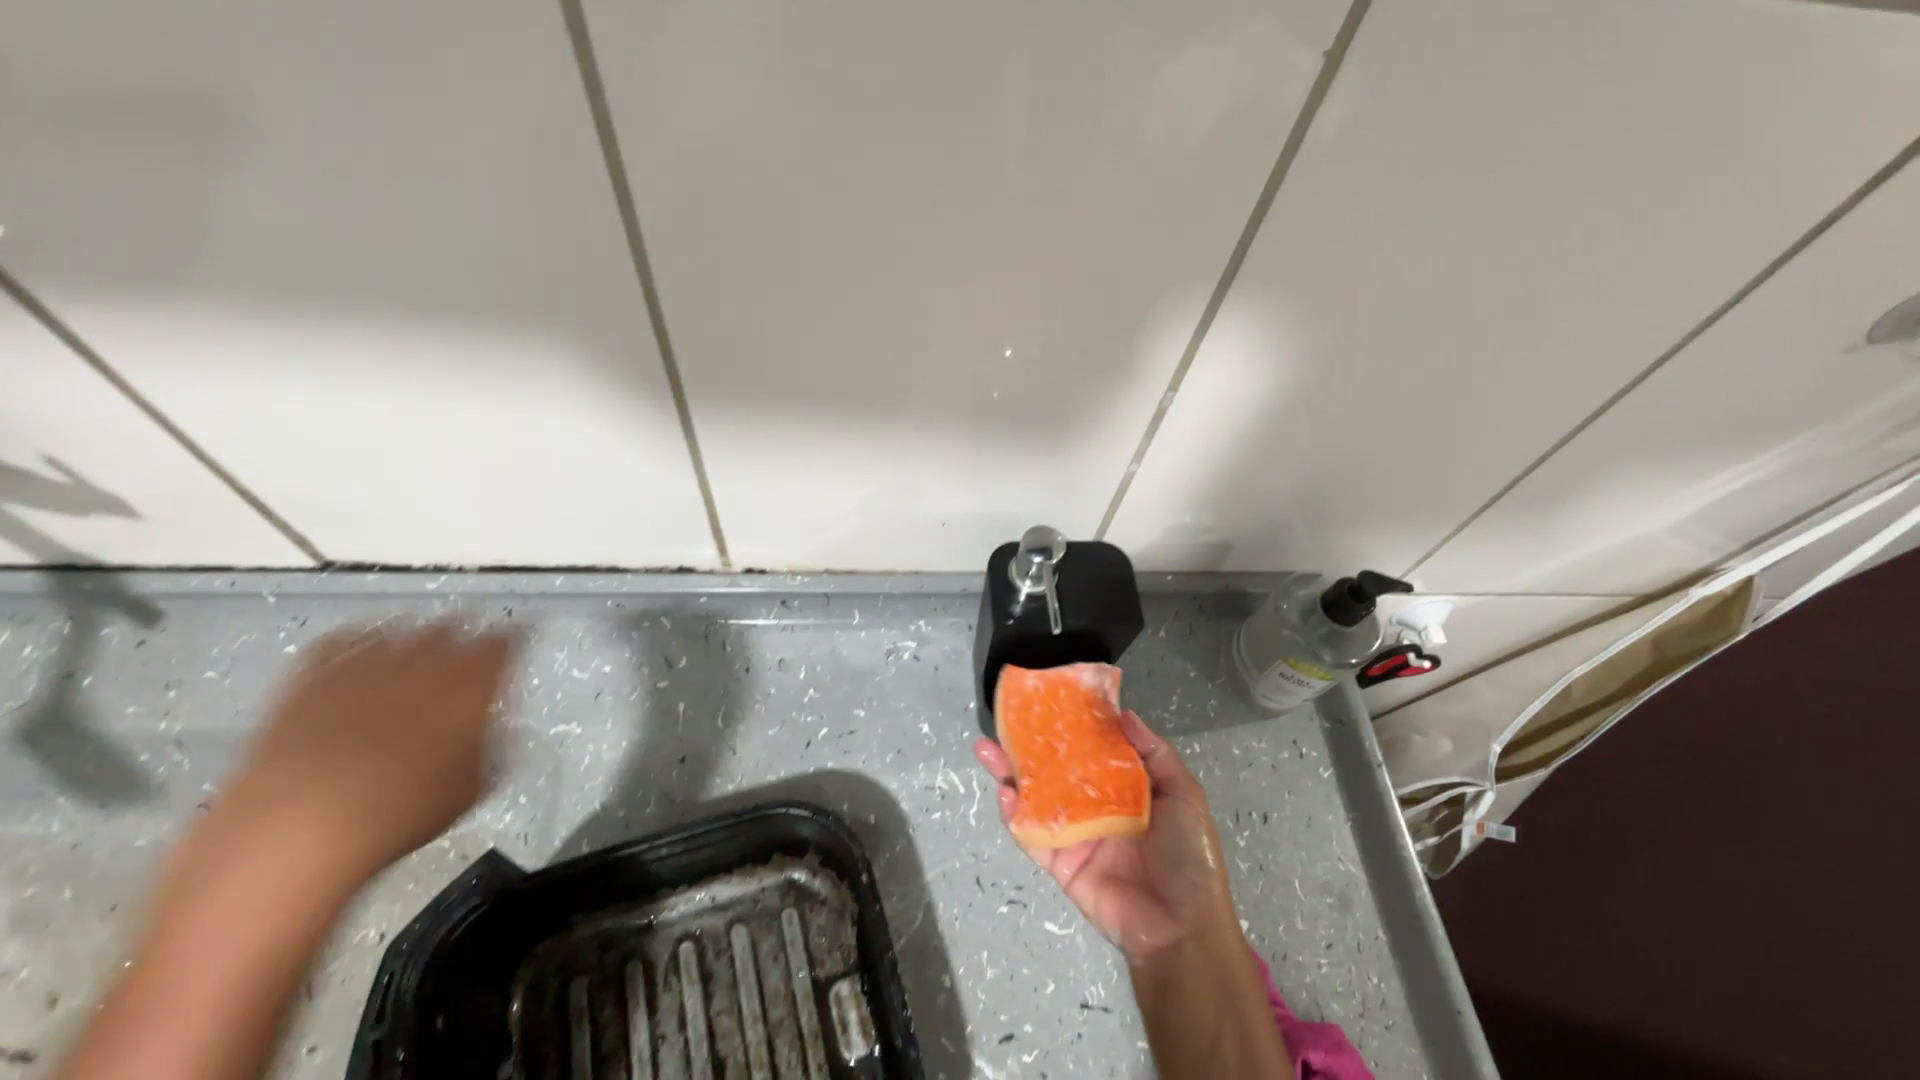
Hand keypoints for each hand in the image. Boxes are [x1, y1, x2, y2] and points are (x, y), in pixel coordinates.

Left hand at [218, 620, 521, 884]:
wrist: (308, 820)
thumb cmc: (399, 806)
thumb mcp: (474, 784)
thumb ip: (488, 743)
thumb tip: (489, 739)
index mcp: (475, 677)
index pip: (508, 639)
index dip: (515, 641)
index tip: (517, 643)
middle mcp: (424, 655)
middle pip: (453, 626)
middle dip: (462, 640)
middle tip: (465, 660)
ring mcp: (366, 660)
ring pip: (399, 629)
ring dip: (409, 643)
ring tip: (412, 663)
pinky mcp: (313, 674)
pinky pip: (339, 642)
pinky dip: (352, 647)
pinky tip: (354, 662)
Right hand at [974, 712, 1237, 963]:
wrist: (1180, 926)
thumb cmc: (1189, 856)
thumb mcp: (1184, 796)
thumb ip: (1155, 754)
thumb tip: (1125, 714)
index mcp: (1126, 788)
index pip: (1093, 750)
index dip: (1072, 726)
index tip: (1050, 699)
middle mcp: (1096, 806)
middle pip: (1056, 770)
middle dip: (1029, 747)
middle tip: (1004, 721)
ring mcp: (1075, 834)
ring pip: (1036, 798)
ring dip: (1010, 774)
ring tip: (987, 749)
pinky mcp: (1060, 863)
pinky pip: (1032, 836)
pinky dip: (1014, 815)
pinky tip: (1004, 792)